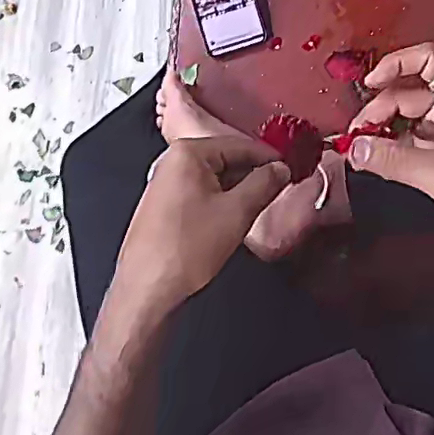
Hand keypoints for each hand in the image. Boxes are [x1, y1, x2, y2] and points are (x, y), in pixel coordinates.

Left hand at [112, 135, 289, 317]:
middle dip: (253, 175)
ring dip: (238, 190)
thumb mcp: (237, 212)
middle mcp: (172, 163)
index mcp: (187, 154)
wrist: (146, 290)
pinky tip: (233, 219)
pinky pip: (201, 193)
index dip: (268, 157)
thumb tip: (279, 169)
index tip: (287, 167)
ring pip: (215, 178)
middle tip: (278, 188)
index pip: (239, 144)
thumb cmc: (182, 251)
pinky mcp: (164, 205)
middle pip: (226, 159)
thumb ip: (264, 184)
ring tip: (259, 206)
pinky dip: (221, 201)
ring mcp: (166, 184)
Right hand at [345, 43, 433, 268]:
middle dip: (380, 107)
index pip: (431, 61)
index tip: (369, 82)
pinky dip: (388, 147)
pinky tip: (370, 158)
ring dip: (381, 128)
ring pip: (406, 118)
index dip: (398, 64)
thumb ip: (396, 160)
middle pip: (410, 92)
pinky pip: (408, 142)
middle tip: (356, 133)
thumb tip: (355, 148)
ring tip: (358, 147)